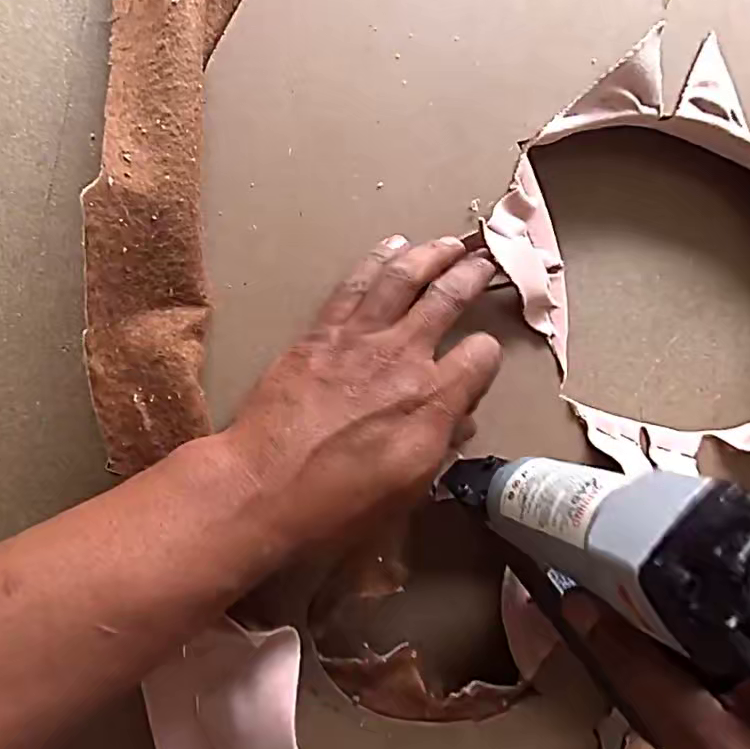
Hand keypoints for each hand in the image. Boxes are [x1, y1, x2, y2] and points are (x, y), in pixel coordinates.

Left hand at [216, 235, 501, 551]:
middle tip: (483, 263)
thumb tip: (458, 422)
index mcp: (432, 402)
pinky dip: (377, 261)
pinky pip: (354, 286)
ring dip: (430, 254)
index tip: (479, 359)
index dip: (486, 355)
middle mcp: (402, 358)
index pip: (481, 357)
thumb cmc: (336, 505)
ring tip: (447, 243)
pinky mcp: (320, 334)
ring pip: (402, 278)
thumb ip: (439, 447)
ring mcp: (359, 340)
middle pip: (447, 299)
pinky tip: (392, 247)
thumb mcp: (406, 492)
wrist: (263, 487)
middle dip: (471, 276)